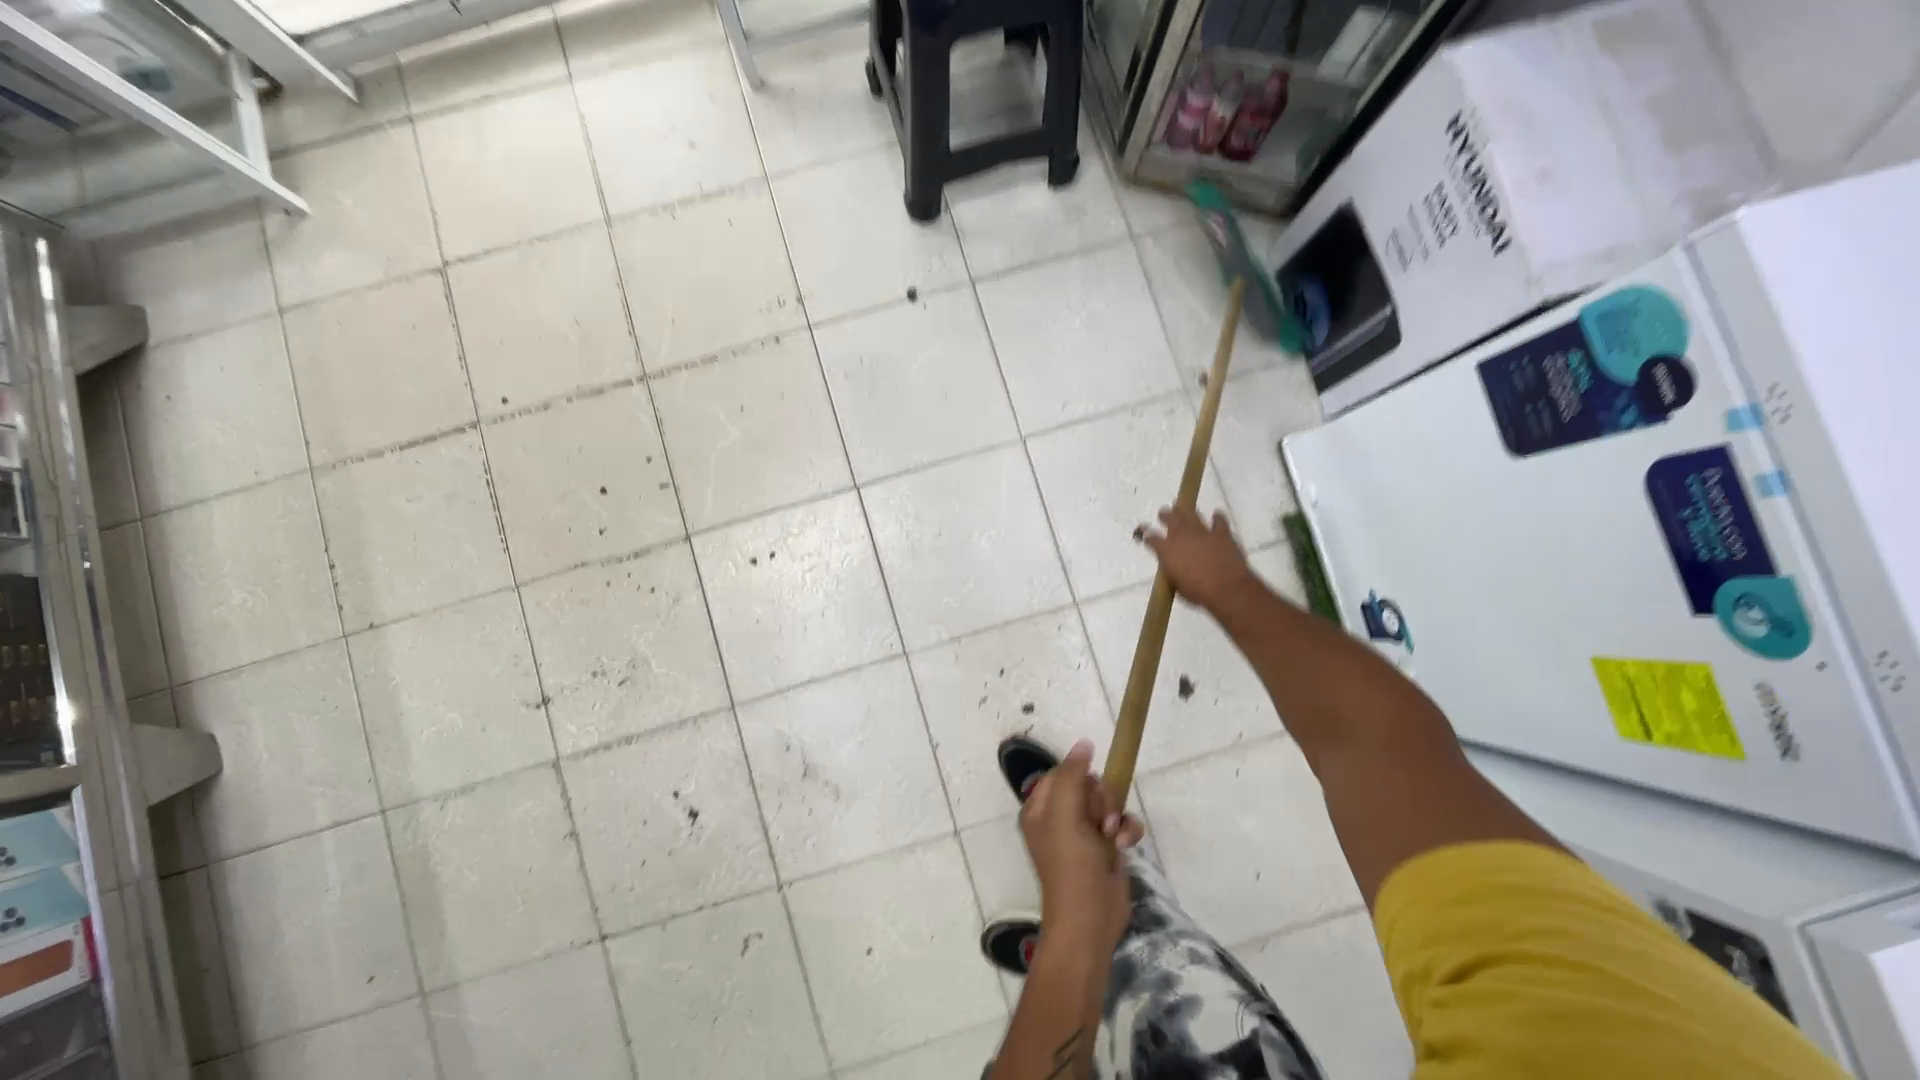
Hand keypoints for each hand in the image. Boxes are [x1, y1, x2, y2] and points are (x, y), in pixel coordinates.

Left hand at [1020, 740, 1144, 956]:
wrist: (1090, 920)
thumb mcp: (1065, 816)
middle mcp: (1060, 817)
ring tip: (1112, 836)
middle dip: (1101, 800)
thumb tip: (1084, 743)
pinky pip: (1123, 823)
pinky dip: (1127, 831)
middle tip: (1099, 821)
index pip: (1062, 772)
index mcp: (1040, 808)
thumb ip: (1073, 776)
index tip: (1088, 789)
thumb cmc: (1070, 867)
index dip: (1079, 778)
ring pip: (1109, 802)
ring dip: (1116, 815)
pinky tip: (1125, 846)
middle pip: (1089, 785)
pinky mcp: (1107, 847)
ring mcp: (1085, 833)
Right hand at [1139, 506, 1257, 612]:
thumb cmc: (1197, 592)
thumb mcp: (1176, 584)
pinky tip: (1216, 515)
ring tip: (1181, 506)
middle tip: (1163, 513)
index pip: (1151, 538)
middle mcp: (1182, 536)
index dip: (1147, 534)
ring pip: (1191, 514)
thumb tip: (1171, 565)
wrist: (1226, 588)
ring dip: (1185, 510)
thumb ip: (1172, 570)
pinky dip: (1217, 518)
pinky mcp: (1222, 533)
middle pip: (1170, 519)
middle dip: (1165, 515)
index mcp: (1167, 550)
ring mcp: (1202, 532)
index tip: (1144, 533)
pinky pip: (1219, 521)